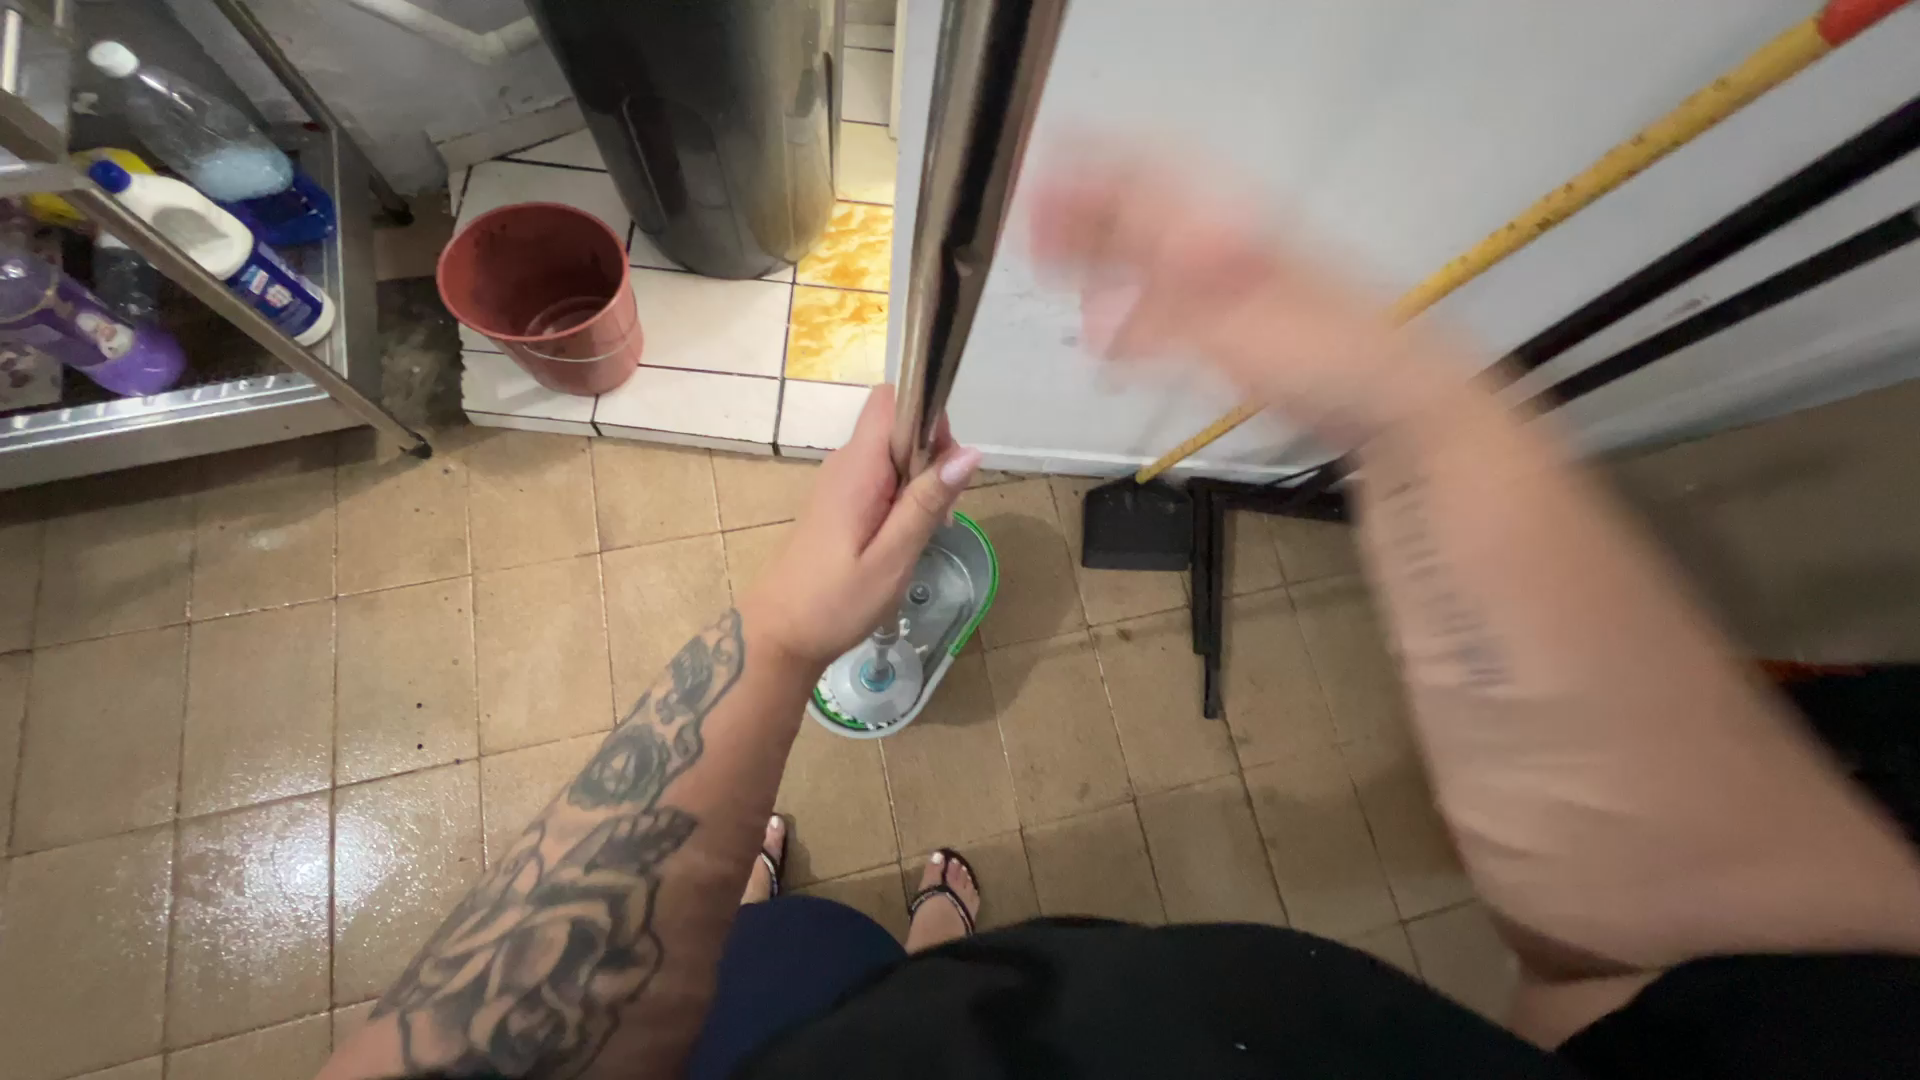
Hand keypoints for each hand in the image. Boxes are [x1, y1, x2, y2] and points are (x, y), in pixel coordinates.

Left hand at [740, 385, 981, 668]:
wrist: (779, 635)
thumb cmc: (835, 602)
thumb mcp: (892, 558)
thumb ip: (927, 503)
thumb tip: (969, 453)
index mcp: (857, 468)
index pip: (892, 400)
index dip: (927, 416)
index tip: (945, 466)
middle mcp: (846, 463)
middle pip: (900, 426)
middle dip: (934, 457)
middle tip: (941, 515)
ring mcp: (842, 482)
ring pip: (896, 455)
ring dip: (923, 483)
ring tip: (925, 534)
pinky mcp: (841, 502)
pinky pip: (883, 479)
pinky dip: (905, 499)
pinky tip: (906, 539)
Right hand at [1028, 146, 1479, 447]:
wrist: (1392, 394)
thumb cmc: (1332, 354)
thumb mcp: (1243, 331)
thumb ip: (1170, 318)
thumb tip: (1103, 316)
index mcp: (1224, 233)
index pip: (1143, 185)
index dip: (1086, 181)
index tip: (1037, 189)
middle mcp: (1221, 248)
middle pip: (1139, 218)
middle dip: (1080, 220)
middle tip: (1031, 232)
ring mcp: (1228, 285)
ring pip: (1149, 260)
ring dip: (1099, 261)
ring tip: (1056, 268)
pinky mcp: (1232, 324)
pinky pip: (1168, 306)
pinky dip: (1131, 313)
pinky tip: (1112, 333)